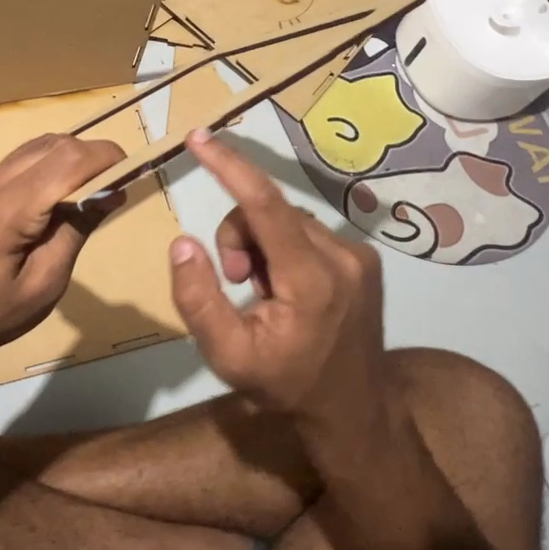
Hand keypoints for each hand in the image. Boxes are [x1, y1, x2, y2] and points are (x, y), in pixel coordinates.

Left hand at [0, 134, 125, 369]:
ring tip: (94, 188)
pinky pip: (21, 159)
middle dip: (93, 155)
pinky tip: (63, 191)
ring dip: (72, 156)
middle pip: (55, 145)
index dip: (106, 159)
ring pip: (38, 146)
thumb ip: (77, 230)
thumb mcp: (45, 284)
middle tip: (117, 185)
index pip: (67, 161)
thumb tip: (111, 192)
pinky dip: (50, 163)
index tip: (132, 174)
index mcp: (7, 210)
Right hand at [167, 129, 388, 428]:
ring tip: (265, 292)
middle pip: (267, 211)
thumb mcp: (228, 356)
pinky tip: (289, 290)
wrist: (354, 411)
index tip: (199, 137)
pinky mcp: (365, 257)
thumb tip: (183, 241)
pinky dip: (284, 249)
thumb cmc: (285, 385)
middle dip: (239, 238)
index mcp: (309, 279)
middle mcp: (341, 256)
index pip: (264, 205)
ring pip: (286, 219)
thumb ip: (198, 298)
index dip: (229, 166)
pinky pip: (306, 230)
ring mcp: (359, 254)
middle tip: (237, 282)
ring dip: (261, 245)